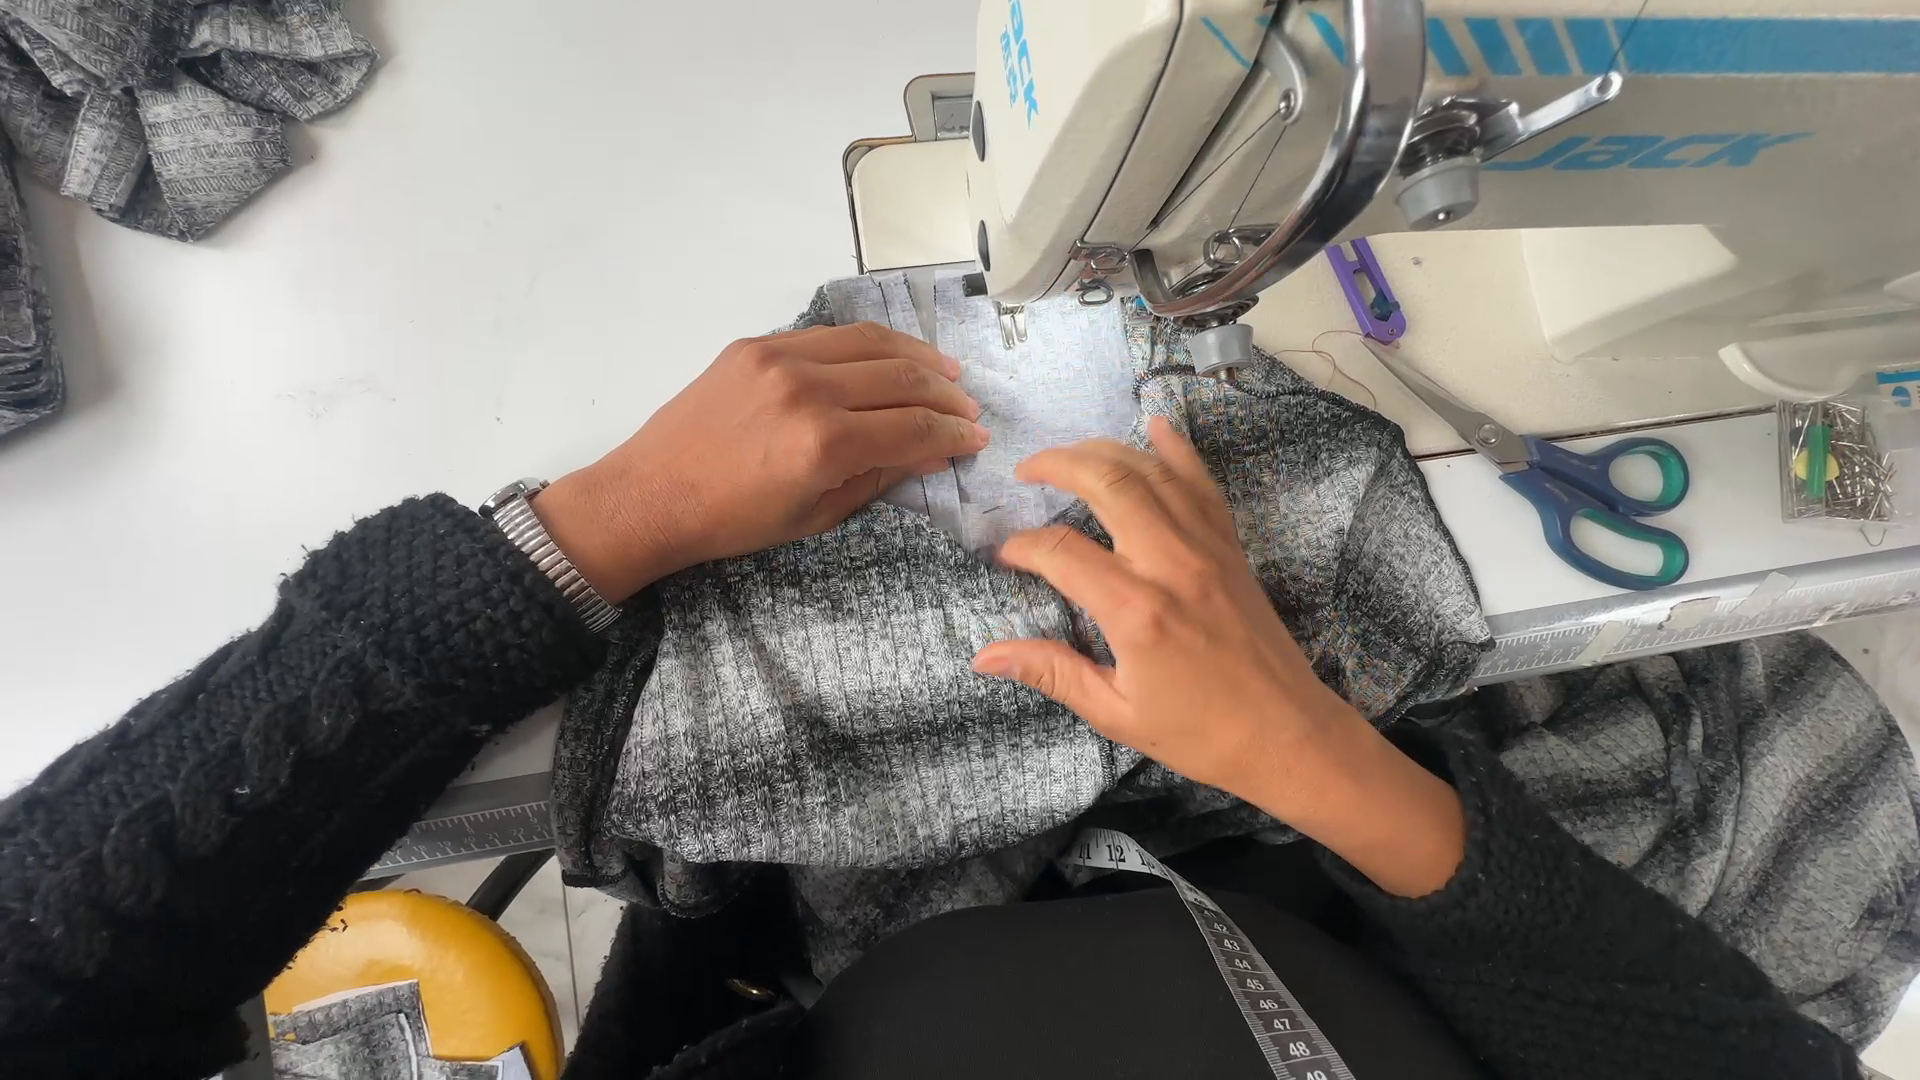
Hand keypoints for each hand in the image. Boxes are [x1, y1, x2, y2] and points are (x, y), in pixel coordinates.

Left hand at [532, 322, 987, 603]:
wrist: (654, 494)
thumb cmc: (738, 522)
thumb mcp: (819, 514)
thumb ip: (882, 475)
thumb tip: (934, 453)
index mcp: (825, 444)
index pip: (914, 427)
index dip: (954, 433)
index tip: (976, 438)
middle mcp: (808, 390)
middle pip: (903, 377)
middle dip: (947, 394)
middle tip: (968, 407)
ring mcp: (780, 357)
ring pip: (871, 342)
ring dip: (917, 356)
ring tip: (945, 371)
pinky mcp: (757, 343)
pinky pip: (830, 336)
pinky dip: (870, 345)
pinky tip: (888, 357)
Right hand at [972, 417, 1464, 896]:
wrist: (1289, 735)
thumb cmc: (1198, 732)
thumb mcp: (1114, 713)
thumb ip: (1050, 672)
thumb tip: (984, 657)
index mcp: (1136, 610)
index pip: (1062, 551)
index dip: (1023, 546)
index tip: (1005, 554)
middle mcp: (1171, 562)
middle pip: (1108, 482)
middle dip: (1058, 464)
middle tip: (1026, 469)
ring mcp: (1206, 547)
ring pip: (1151, 471)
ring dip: (1105, 450)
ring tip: (1069, 453)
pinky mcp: (1229, 546)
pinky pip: (1201, 483)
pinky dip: (1176, 450)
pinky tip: (1155, 425)